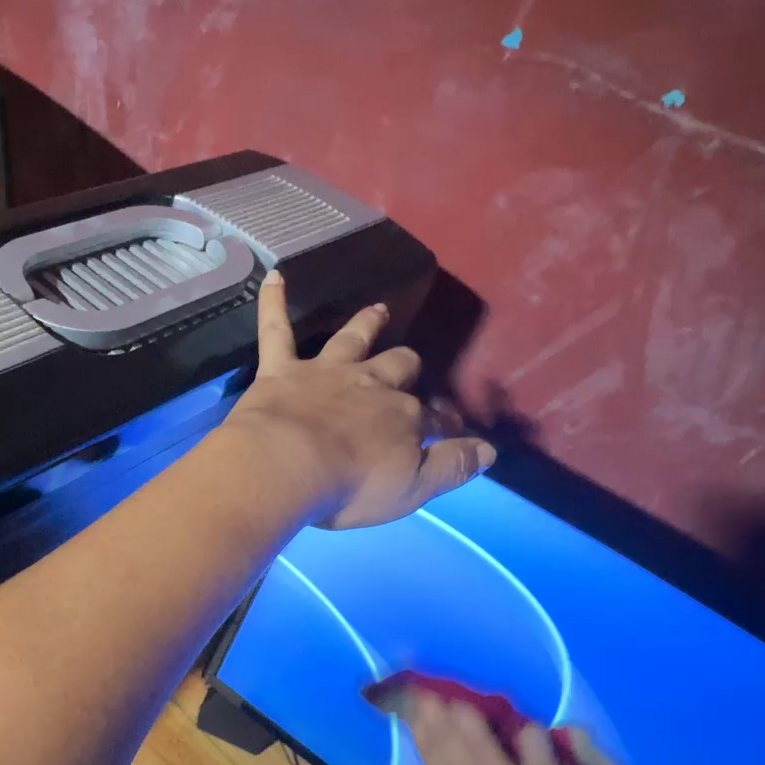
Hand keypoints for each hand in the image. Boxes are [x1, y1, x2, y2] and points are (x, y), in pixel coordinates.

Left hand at [219, 270, 493, 529]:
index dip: (442, 424)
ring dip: (365, 323)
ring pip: (351, 339)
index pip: (432, 417)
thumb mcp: (412, 488)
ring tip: (378, 310)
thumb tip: (490, 450)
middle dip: (405, 364)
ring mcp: (323, 372)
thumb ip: (451, 467)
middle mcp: (368, 384)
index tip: (449, 430)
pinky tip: (274, 276)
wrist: (286, 466)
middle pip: (396, 366)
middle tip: (408, 363)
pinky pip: (276, 329)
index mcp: (402, 418)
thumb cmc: (349, 486)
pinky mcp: (280, 370)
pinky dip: (274, 302)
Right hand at [403, 694, 627, 764]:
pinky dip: (525, 731)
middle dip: (437, 707)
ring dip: (467, 711)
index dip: (420, 723)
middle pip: (447, 734)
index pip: (429, 752)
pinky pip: (531, 740)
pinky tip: (523, 732)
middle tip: (434, 689)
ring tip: (467, 701)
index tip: (416, 700)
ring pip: (477, 730)